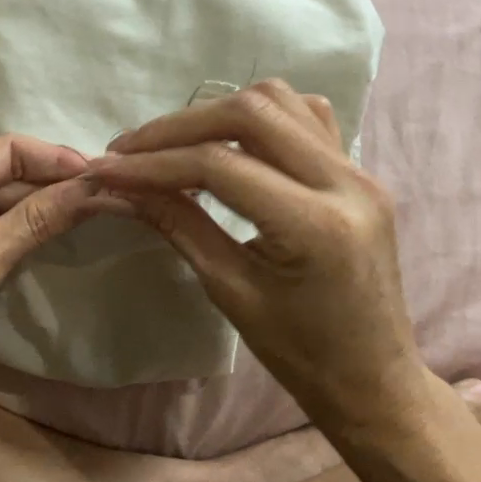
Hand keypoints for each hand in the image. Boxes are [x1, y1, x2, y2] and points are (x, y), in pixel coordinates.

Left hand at [0, 135, 129, 408]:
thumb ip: (39, 217)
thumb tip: (93, 185)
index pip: (8, 150)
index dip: (56, 158)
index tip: (103, 174)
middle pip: (8, 172)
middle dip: (55, 182)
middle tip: (111, 193)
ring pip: (5, 200)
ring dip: (45, 205)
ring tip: (98, 209)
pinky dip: (26, 227)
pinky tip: (61, 230)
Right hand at [91, 80, 427, 427]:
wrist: (375, 381)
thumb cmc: (301, 354)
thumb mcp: (229, 290)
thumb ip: (177, 224)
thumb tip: (118, 187)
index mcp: (316, 226)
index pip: (219, 166)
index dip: (153, 163)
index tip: (105, 168)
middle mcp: (346, 183)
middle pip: (249, 113)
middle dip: (178, 126)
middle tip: (129, 149)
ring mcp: (359, 171)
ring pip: (278, 101)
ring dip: (215, 113)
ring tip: (172, 144)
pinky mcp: (359, 171)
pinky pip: (306, 114)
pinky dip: (257, 115)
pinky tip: (228, 140)